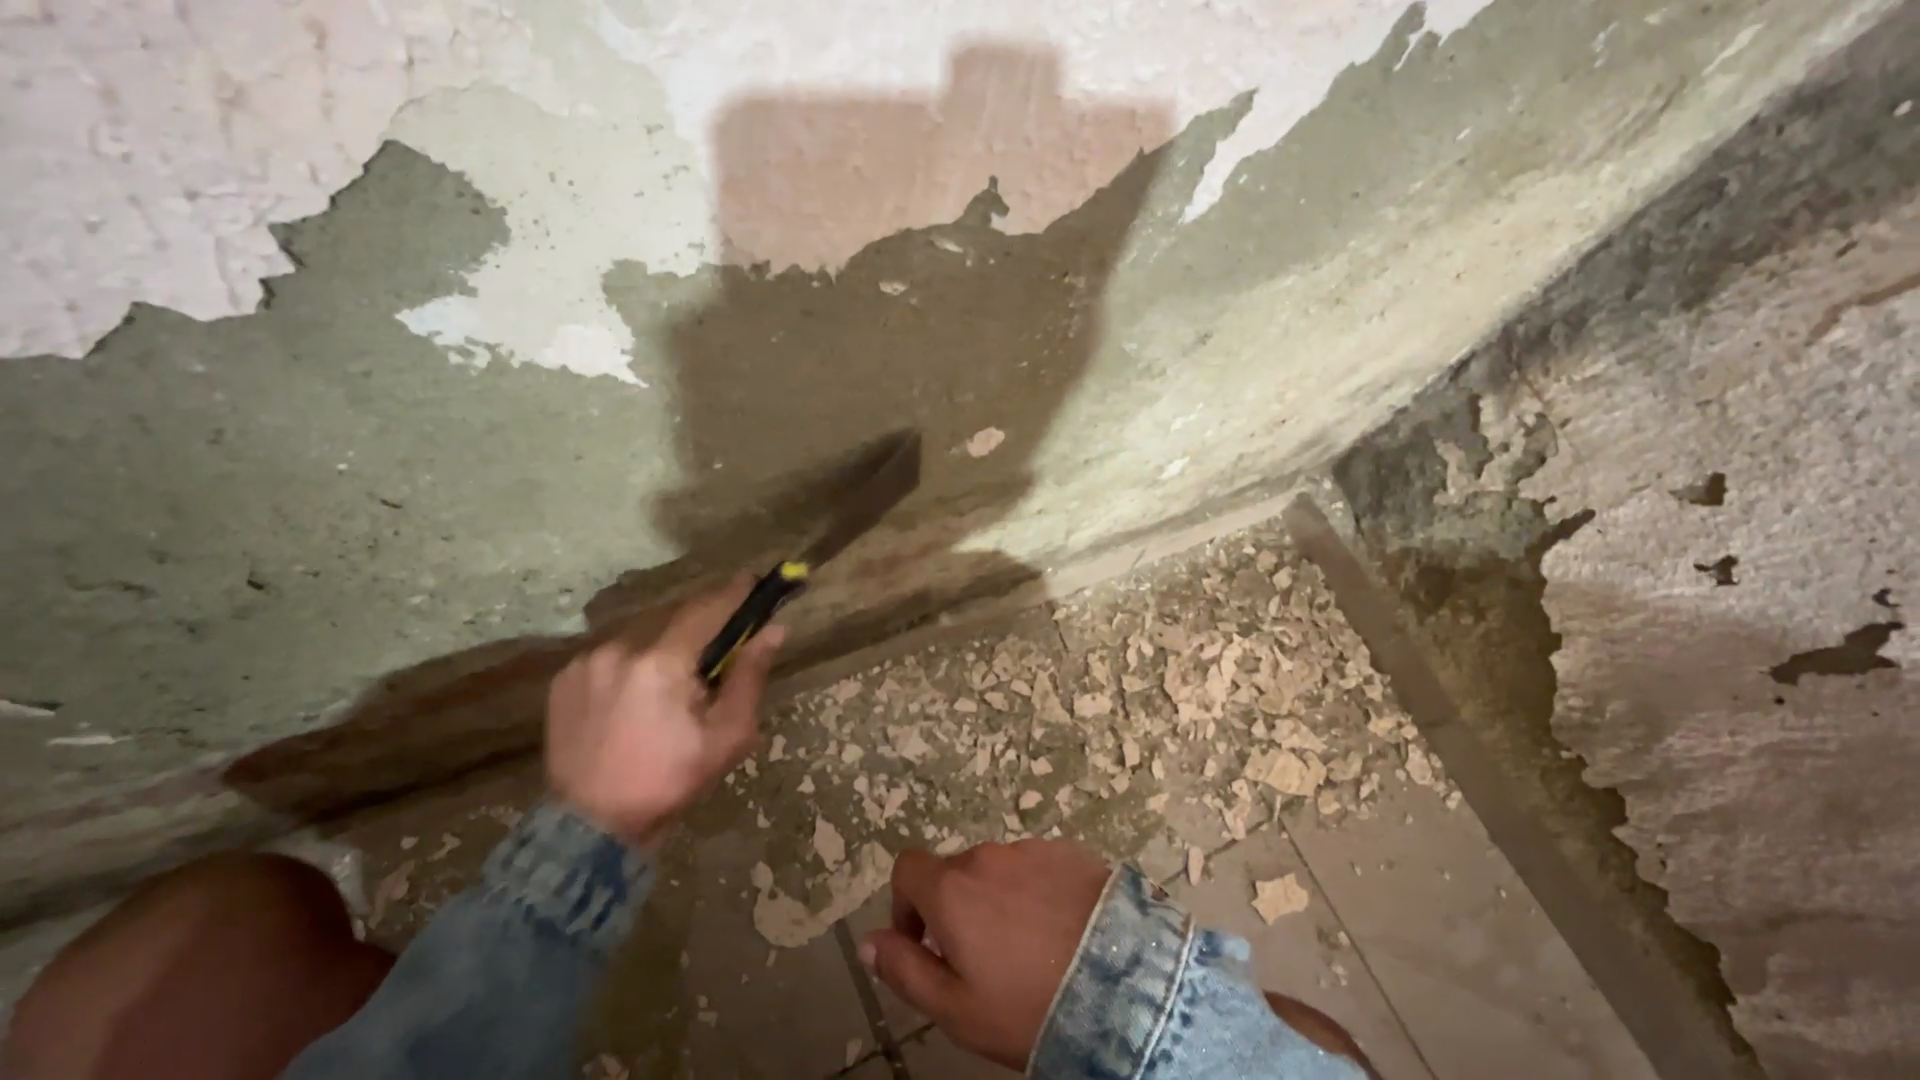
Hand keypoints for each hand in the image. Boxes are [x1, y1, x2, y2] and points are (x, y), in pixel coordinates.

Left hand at [545, 576, 784, 847]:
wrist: (592, 825)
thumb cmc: (670, 782)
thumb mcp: (726, 737)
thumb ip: (749, 678)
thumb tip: (774, 631)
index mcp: (661, 663)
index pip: (706, 609)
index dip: (733, 592)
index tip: (754, 580)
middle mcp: (619, 649)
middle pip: (672, 618)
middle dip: (700, 625)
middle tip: (720, 645)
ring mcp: (586, 661)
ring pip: (640, 635)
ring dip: (664, 644)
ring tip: (674, 680)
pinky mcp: (565, 677)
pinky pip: (611, 654)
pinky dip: (633, 662)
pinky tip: (638, 694)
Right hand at [860, 840, 1112, 1070]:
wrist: (1125, 988)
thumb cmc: (1028, 1006)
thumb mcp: (955, 1008)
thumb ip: (904, 969)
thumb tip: (868, 942)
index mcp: (952, 889)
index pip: (907, 868)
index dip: (905, 904)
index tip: (923, 942)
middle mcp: (988, 857)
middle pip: (955, 872)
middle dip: (956, 908)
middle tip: (981, 958)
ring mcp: (1035, 850)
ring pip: (999, 869)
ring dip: (998, 898)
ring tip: (1028, 947)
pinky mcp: (1075, 853)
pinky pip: (1039, 867)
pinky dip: (1037, 890)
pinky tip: (1061, 930)